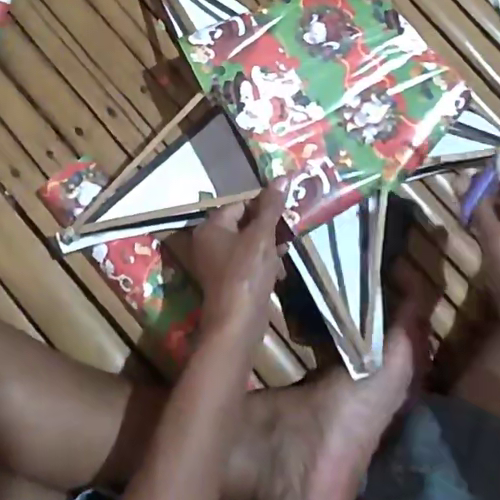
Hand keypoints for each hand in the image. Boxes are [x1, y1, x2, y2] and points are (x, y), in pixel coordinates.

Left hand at [188, 178, 286, 333]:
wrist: (238, 322)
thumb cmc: (247, 272)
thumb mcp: (262, 235)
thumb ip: (272, 207)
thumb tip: (282, 178)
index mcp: (211, 227)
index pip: (241, 203)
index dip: (265, 205)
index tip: (287, 210)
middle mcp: (209, 242)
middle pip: (245, 222)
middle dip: (270, 226)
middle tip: (290, 229)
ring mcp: (218, 262)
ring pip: (250, 242)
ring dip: (270, 244)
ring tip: (286, 250)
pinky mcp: (229, 278)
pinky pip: (249, 259)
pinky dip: (264, 260)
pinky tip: (279, 269)